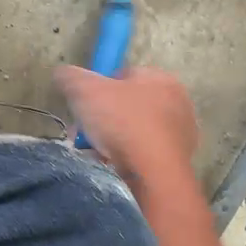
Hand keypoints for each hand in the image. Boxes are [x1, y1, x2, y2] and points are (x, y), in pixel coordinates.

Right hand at [54, 66, 198, 175]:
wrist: (152, 171)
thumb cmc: (120, 122)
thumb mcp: (83, 90)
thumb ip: (69, 75)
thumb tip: (63, 74)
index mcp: (159, 78)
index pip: (121, 74)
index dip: (97, 88)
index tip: (83, 104)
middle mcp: (177, 100)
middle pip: (126, 102)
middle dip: (101, 115)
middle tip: (85, 129)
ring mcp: (181, 129)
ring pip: (134, 126)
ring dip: (112, 135)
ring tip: (96, 148)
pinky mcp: (179, 155)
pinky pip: (144, 148)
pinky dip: (128, 152)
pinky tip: (114, 161)